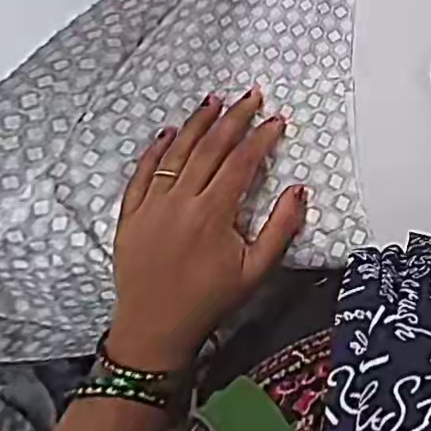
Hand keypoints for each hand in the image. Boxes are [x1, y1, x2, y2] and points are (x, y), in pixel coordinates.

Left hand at [106, 88, 306, 371]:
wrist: (152, 333)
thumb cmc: (209, 301)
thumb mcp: (256, 270)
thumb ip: (281, 228)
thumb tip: (299, 189)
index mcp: (212, 216)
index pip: (241, 162)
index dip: (261, 137)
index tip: (276, 120)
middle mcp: (180, 204)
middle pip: (210, 148)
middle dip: (234, 118)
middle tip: (252, 96)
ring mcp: (151, 208)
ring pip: (176, 153)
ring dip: (197, 123)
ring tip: (215, 100)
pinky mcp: (130, 216)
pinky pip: (142, 174)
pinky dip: (156, 149)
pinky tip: (169, 131)